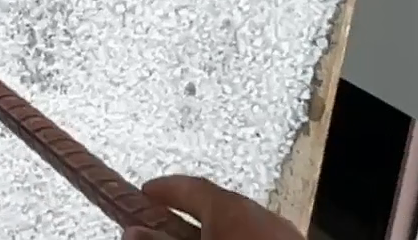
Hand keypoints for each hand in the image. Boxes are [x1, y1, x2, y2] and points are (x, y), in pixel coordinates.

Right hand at [121, 175, 303, 239]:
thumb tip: (131, 231)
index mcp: (230, 205)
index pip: (187, 184)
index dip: (163, 189)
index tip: (146, 193)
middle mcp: (260, 212)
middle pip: (217, 204)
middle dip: (192, 213)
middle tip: (170, 222)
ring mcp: (286, 234)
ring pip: (243, 224)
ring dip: (219, 231)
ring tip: (202, 238)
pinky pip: (260, 237)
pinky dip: (242, 239)